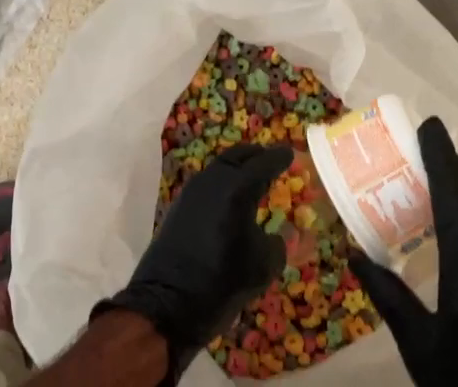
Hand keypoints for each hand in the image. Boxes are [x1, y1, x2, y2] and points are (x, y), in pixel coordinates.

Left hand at [94, 143, 292, 382]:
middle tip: (271, 159)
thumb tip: (278, 234)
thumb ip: (278, 243)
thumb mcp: (264, 266)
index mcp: (237, 188)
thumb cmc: (222, 282)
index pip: (264, 163)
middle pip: (237, 157)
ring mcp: (191, 192)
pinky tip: (229, 199)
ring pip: (219, 168)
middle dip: (256, 156)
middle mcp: (213, 181)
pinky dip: (223, 184)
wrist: (168, 304)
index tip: (290, 153)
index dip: (279, 158)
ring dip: (237, 168)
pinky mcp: (178, 208)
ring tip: (252, 177)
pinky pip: (207, 184)